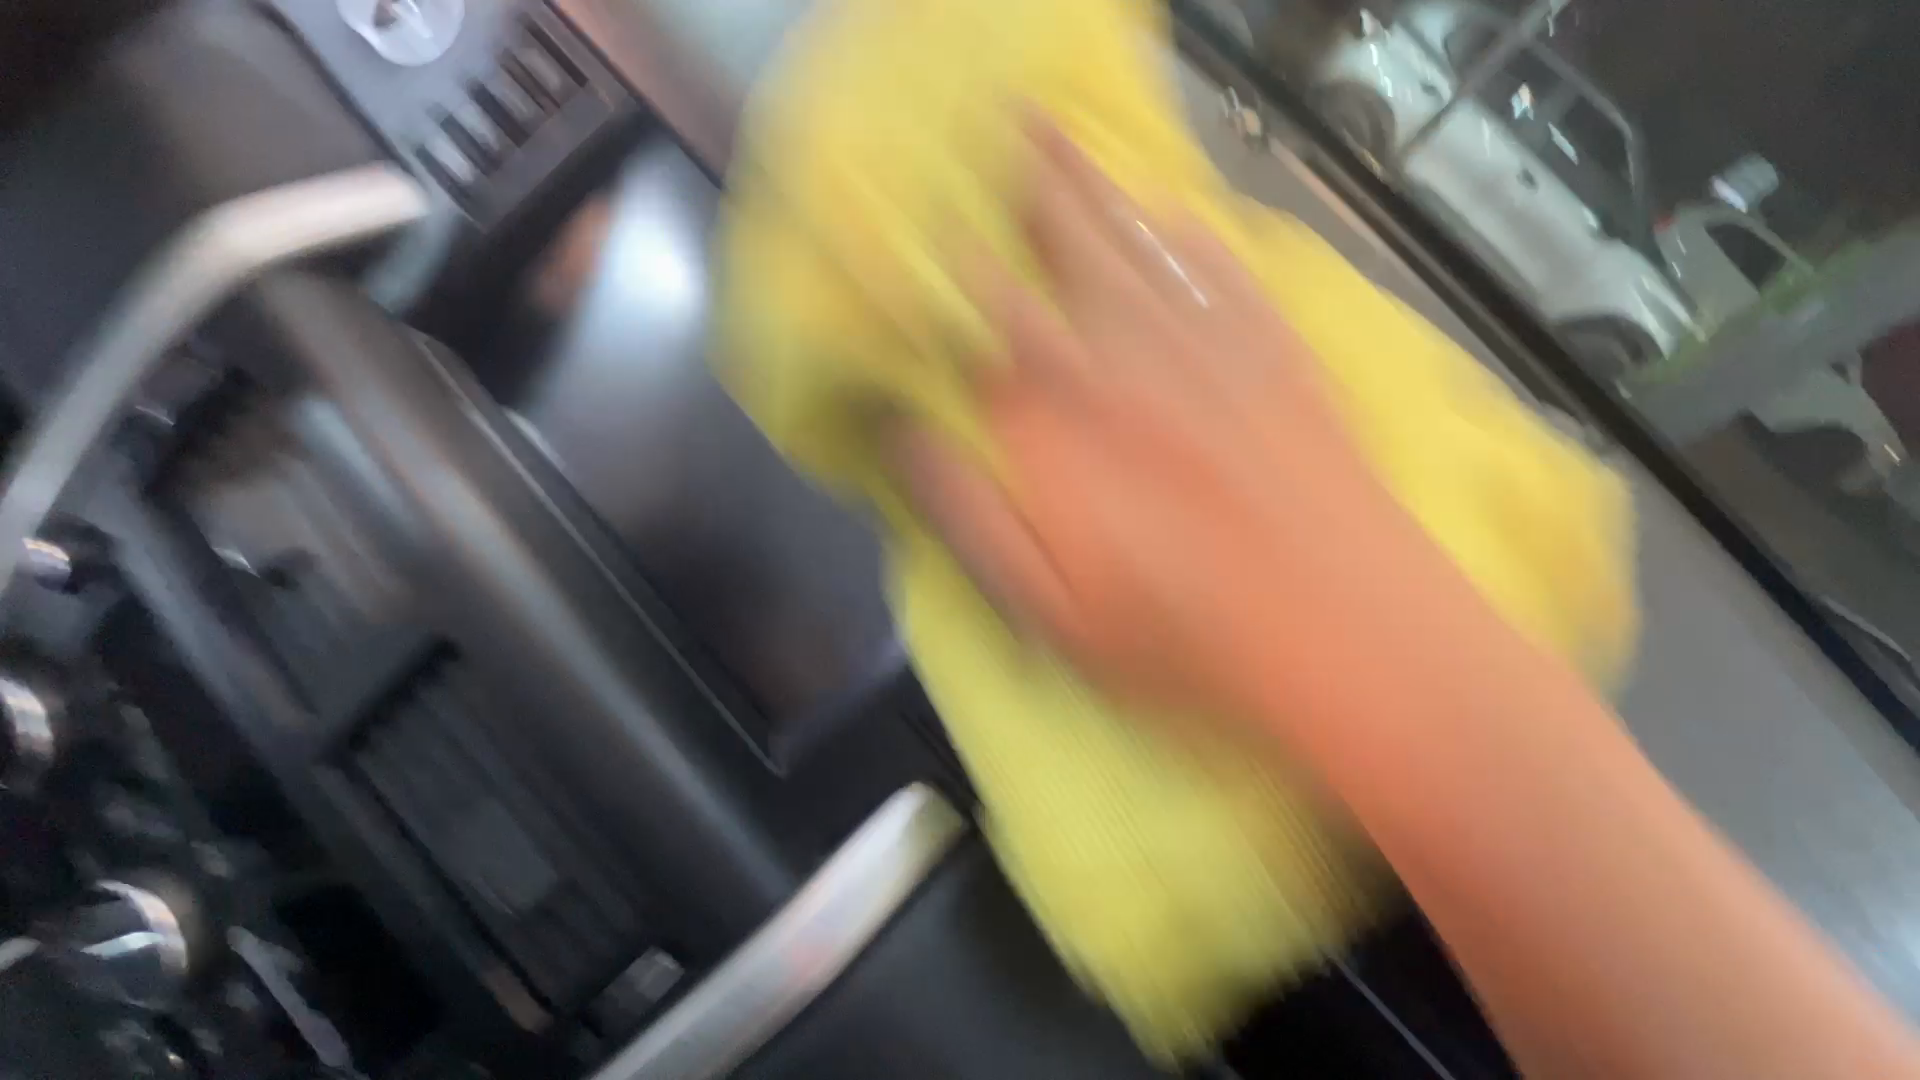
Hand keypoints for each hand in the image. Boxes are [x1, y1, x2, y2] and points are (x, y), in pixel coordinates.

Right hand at [896, 120, 1505, 742]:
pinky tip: (1173, 213)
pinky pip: (1222, 270)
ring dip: (1089, 185)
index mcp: (1058, 420)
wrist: (1345, 629)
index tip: (927, 223)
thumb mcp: (1046, 606)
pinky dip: (1189, 234)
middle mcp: (1124, 360)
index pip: (983, 318)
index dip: (948, 265)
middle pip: (1060, 252)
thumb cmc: (1180, 633)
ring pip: (1132, 243)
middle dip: (1023, 186)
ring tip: (1057, 136)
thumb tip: (905, 432)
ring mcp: (1205, 348)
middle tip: (997, 128)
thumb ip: (968, 511)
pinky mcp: (1274, 355)